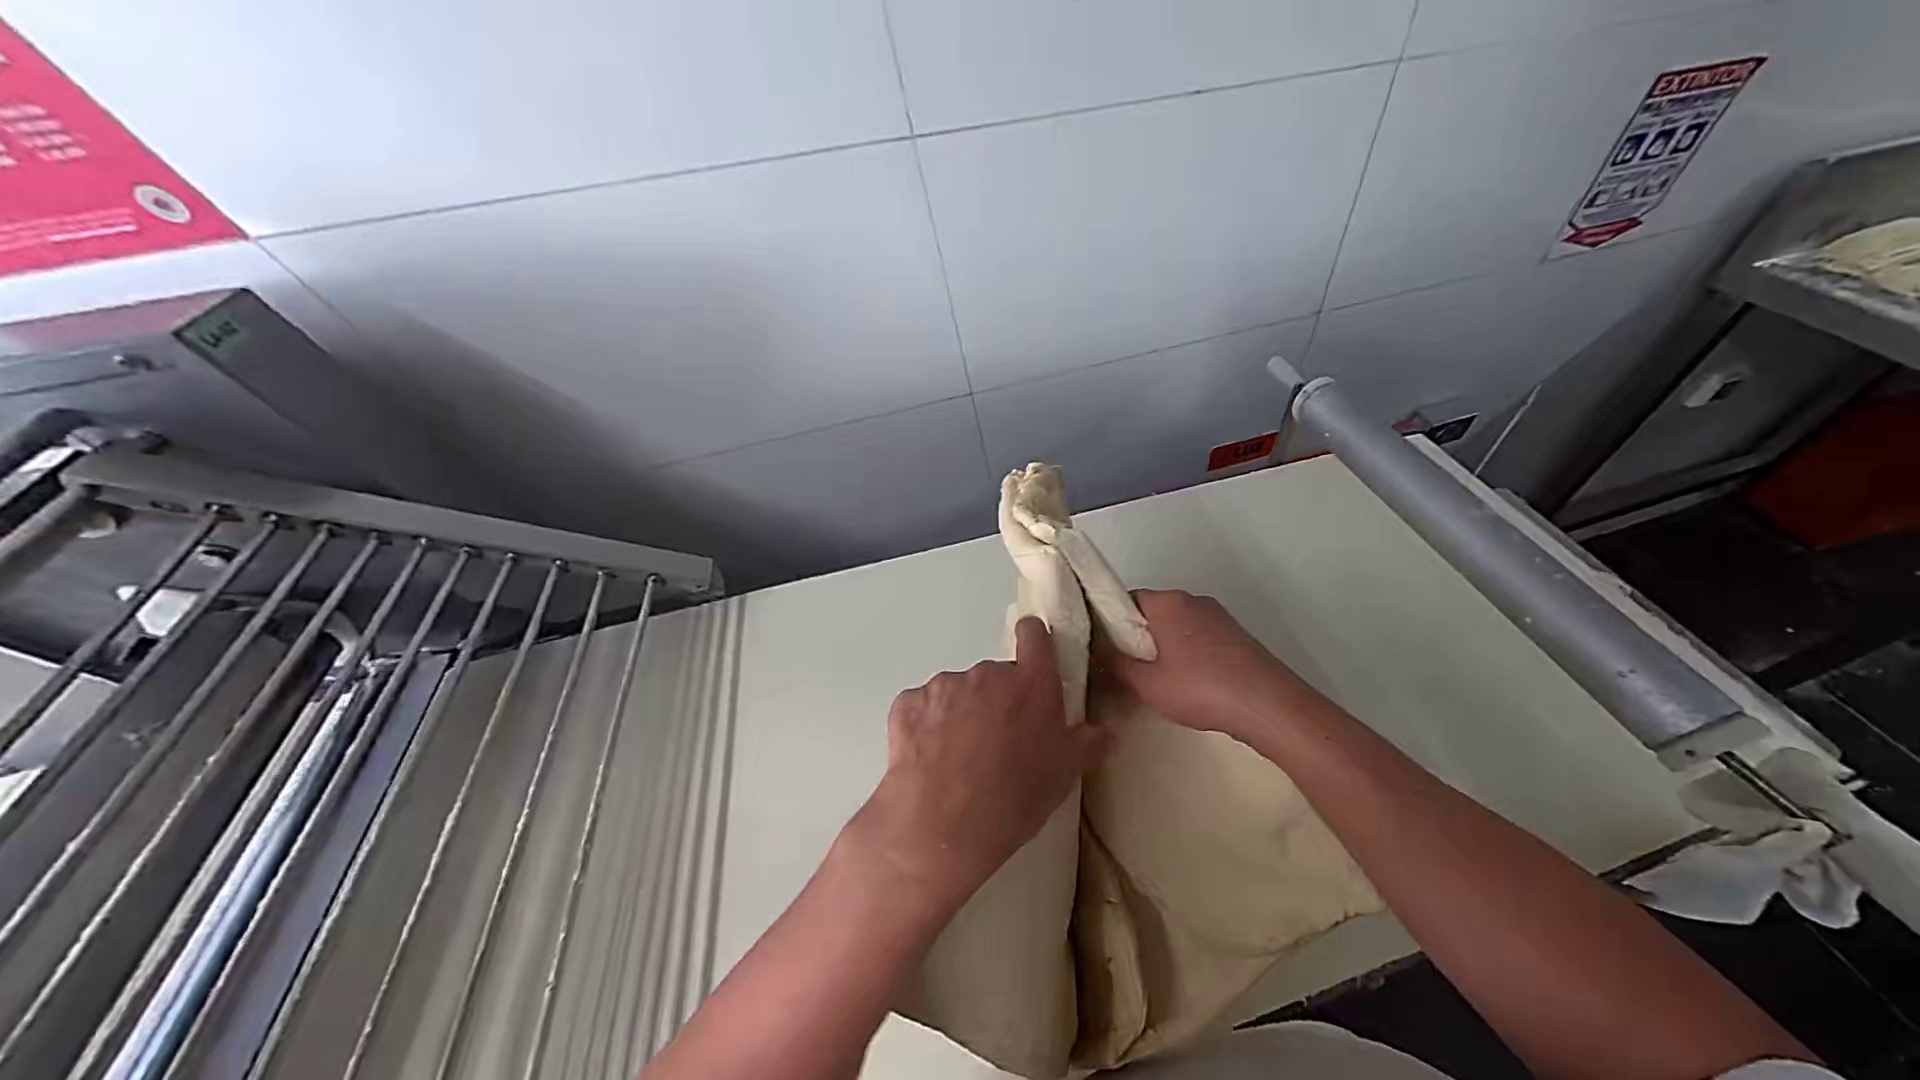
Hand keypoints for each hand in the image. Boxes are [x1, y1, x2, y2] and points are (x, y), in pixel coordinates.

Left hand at [848, 617, 1111, 911]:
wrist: (941, 828)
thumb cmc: (1013, 799)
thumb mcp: (1064, 776)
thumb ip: (1089, 744)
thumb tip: (1109, 733)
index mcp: (1030, 684)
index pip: (1035, 636)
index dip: (1034, 641)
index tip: (1032, 654)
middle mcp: (987, 674)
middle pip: (994, 675)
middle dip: (996, 700)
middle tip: (996, 741)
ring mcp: (943, 686)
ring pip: (957, 692)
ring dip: (960, 713)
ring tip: (959, 759)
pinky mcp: (907, 703)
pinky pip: (922, 708)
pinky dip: (926, 726)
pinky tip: (930, 760)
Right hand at [1100, 589, 1316, 740]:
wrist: (1268, 705)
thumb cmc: (1201, 688)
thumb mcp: (1146, 683)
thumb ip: (1117, 665)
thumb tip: (1100, 654)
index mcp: (1167, 602)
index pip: (1125, 599)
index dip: (1109, 622)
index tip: (1102, 648)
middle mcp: (1193, 600)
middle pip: (1151, 611)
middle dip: (1136, 636)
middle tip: (1125, 667)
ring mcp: (1218, 617)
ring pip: (1176, 626)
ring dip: (1162, 646)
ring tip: (1156, 679)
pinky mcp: (1236, 636)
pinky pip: (1197, 637)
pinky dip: (1186, 653)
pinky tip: (1187, 682)